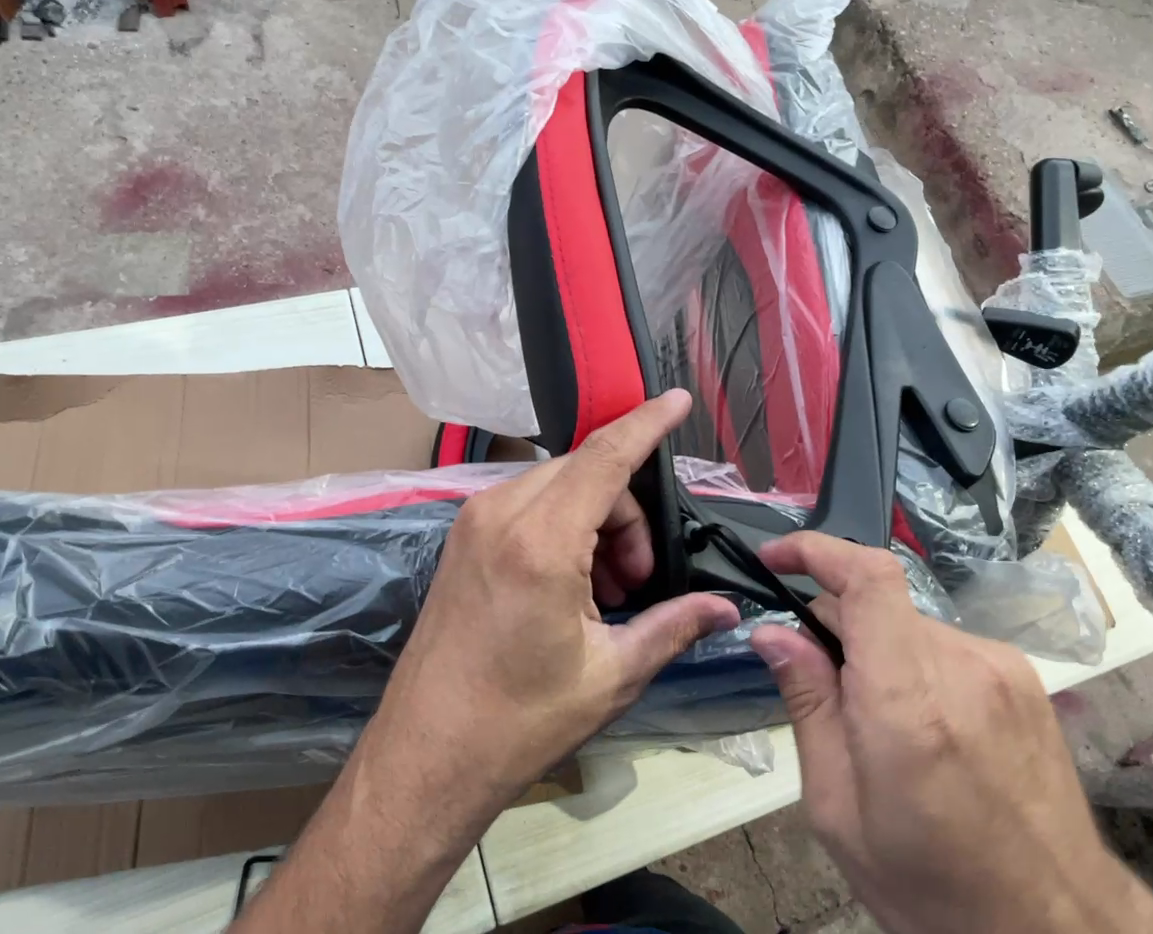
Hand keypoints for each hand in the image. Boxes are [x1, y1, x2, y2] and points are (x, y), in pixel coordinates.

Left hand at [369, 388, 741, 812]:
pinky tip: (571, 586)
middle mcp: (500, 514)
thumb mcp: (610, 675)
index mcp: (540, 541)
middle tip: (639, 580)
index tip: (678, 399)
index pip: (605, 457)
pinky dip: (563, 526)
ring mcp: (473, 522)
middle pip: (586, 471)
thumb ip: (672, 626)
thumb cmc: (520, 720)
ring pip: (557, 485)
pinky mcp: (461, 538)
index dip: (647, 424)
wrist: (427, 753)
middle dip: (628, 512)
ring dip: (596, 520)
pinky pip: (528, 504)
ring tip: (605, 593)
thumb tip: (726, 608)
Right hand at [749, 533, 1152, 933]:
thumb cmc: (928, 884)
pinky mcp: (1025, 681)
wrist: (1053, 928)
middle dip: (832, 623)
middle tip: (815, 682)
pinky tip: (920, 726)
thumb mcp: (837, 808)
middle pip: (878, 603)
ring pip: (909, 624)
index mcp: (909, 703)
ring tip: (872, 722)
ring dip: (874, 648)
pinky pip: (946, 645)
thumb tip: (773, 633)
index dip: (815, 549)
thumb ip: (807, 705)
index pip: (868, 578)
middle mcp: (964, 668)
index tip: (775, 557)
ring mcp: (1004, 671)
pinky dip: (912, 662)